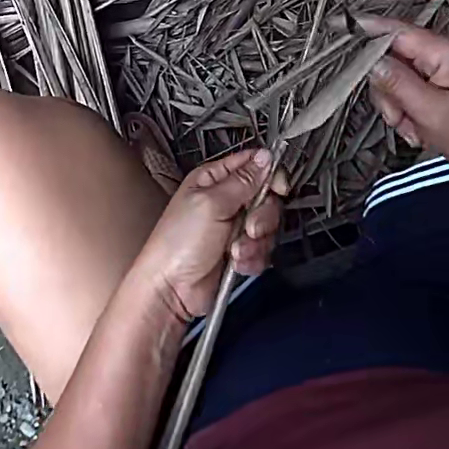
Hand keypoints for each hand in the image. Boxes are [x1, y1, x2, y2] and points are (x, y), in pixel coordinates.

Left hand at [131, 147, 288, 323]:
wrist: (171, 290)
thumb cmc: (177, 244)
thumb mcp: (211, 204)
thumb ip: (242, 181)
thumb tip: (265, 157)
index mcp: (213, 179)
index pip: (251, 164)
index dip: (269, 173)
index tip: (278, 187)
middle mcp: (224, 200)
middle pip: (266, 196)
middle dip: (263, 215)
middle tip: (249, 227)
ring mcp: (233, 226)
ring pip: (267, 225)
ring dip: (256, 241)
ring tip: (235, 250)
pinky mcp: (239, 250)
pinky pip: (263, 249)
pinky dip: (253, 258)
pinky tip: (236, 262)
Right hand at [359, 15, 448, 180]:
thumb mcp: (431, 112)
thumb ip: (397, 84)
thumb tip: (370, 63)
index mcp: (445, 52)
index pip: (396, 31)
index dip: (366, 28)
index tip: (339, 25)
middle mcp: (442, 54)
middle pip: (391, 57)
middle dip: (387, 90)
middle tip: (399, 116)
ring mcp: (440, 68)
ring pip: (395, 77)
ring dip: (397, 106)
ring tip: (415, 127)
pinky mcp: (438, 82)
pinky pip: (407, 89)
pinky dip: (406, 110)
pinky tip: (419, 127)